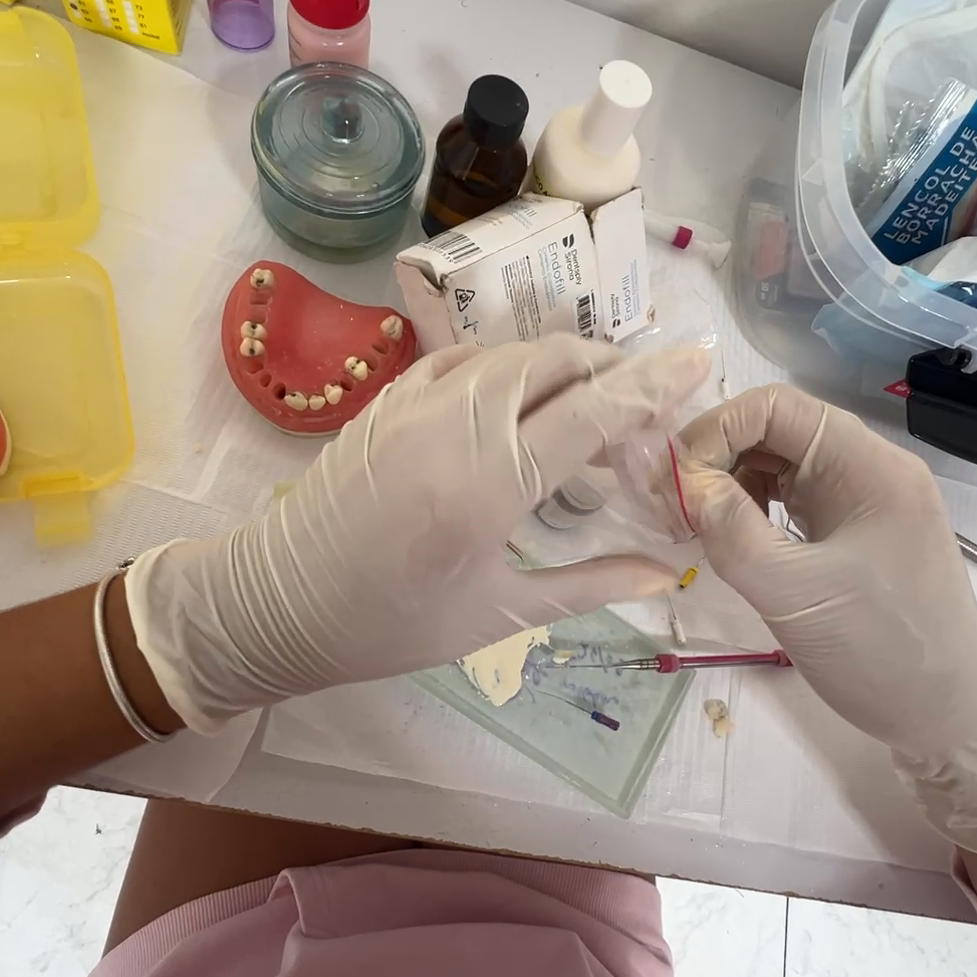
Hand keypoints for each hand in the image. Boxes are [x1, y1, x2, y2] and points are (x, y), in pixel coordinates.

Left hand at [126, 336, 711, 731]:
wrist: (276, 604)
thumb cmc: (392, 624)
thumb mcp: (498, 614)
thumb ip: (589, 585)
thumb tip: (667, 575)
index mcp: (490, 484)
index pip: (592, 412)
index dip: (654, 383)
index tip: (700, 358)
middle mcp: (456, 424)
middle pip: (555, 362)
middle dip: (610, 371)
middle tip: (638, 408)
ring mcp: (414, 403)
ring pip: (509, 352)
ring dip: (561, 366)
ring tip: (584, 408)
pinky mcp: (386, 399)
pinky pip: (461, 359)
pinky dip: (505, 367)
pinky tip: (515, 400)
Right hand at [678, 385, 976, 857]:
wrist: (945, 718)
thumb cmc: (878, 652)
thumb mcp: (792, 593)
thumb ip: (731, 530)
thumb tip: (681, 481)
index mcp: (868, 466)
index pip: (777, 406)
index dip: (716, 429)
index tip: (675, 481)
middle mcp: (867, 469)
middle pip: (775, 430)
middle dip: (716, 458)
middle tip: (672, 507)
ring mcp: (860, 501)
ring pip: (778, 464)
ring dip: (729, 484)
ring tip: (694, 525)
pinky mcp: (850, 531)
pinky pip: (789, 499)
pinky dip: (749, 510)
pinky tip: (728, 539)